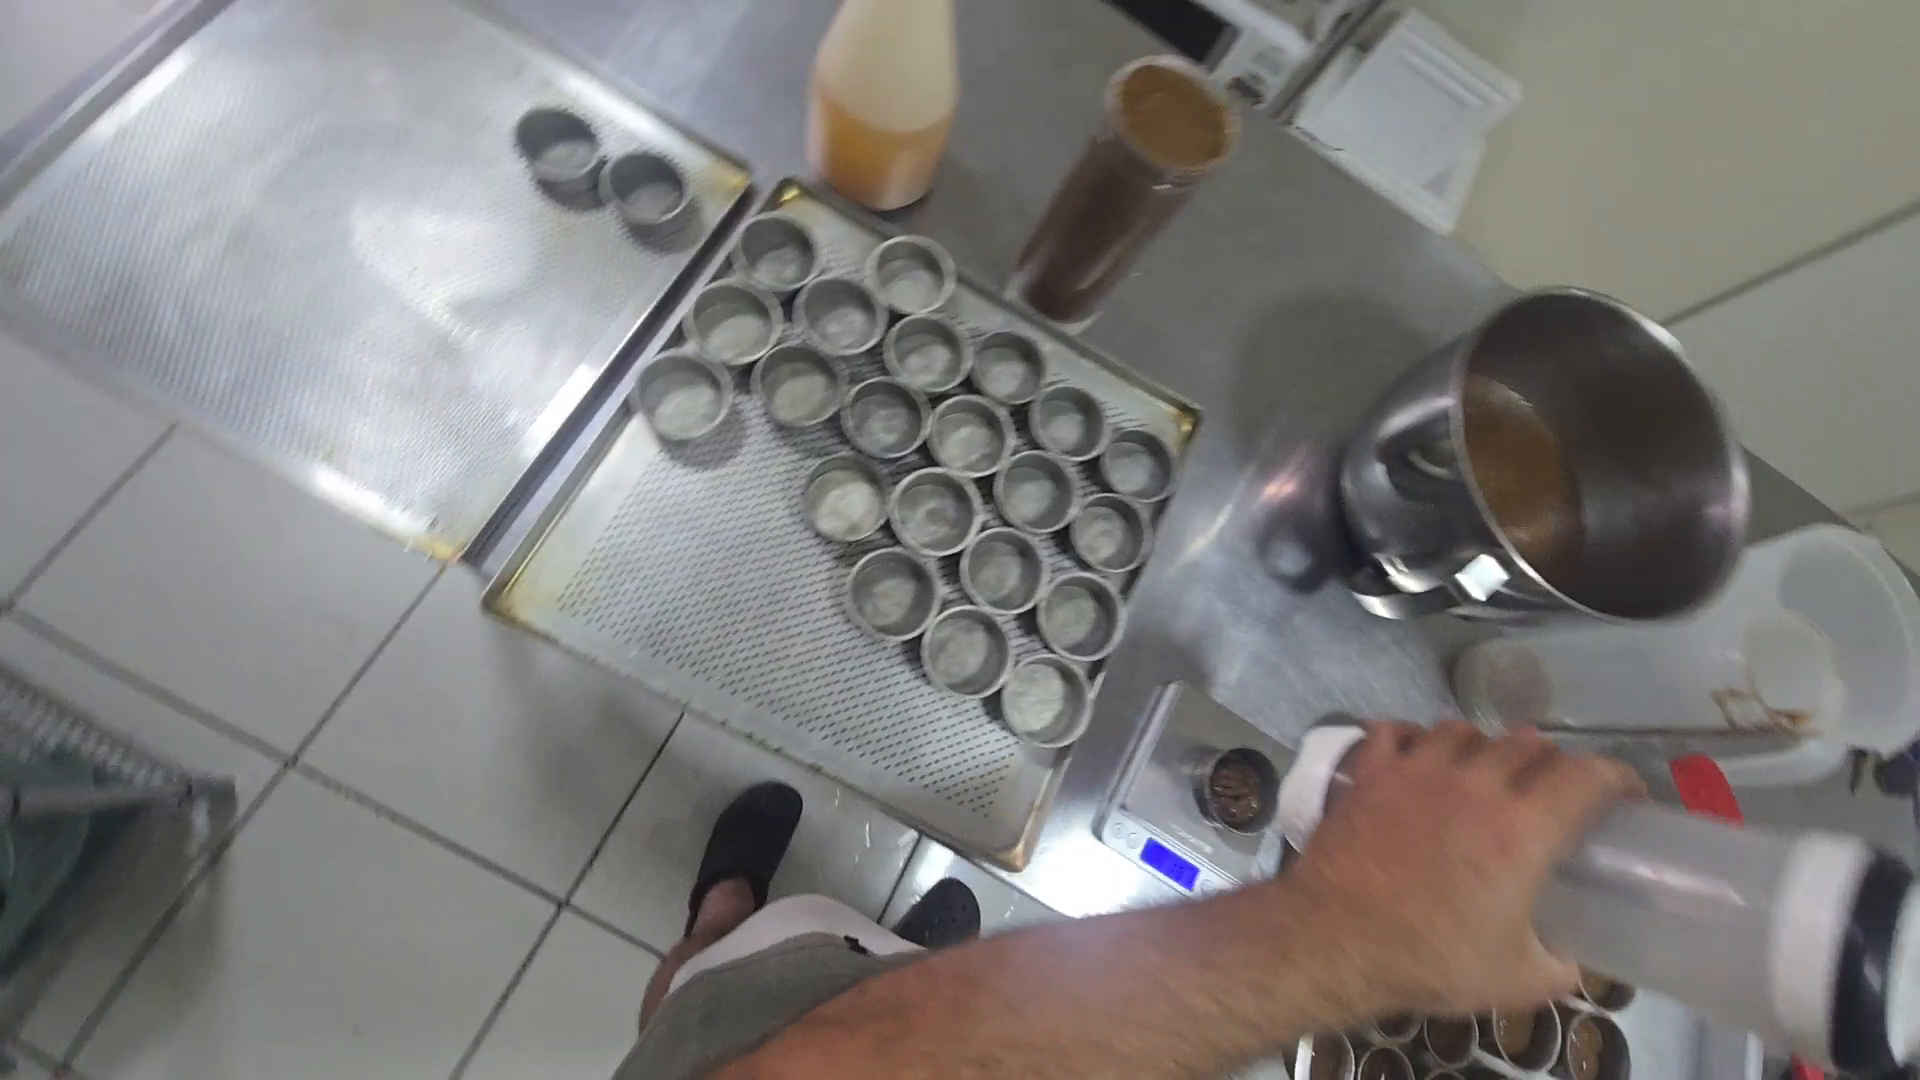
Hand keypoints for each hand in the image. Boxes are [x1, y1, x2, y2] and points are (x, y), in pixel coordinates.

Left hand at [1283, 720, 1641, 1017]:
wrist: (1339, 934)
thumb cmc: (1433, 957)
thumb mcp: (1525, 976)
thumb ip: (1563, 957)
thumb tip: (1569, 948)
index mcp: (1521, 829)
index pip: (1585, 776)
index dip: (1615, 777)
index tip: (1622, 792)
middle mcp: (1470, 784)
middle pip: (1523, 742)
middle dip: (1548, 760)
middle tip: (1550, 788)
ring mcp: (1412, 770)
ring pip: (1458, 729)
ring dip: (1480, 745)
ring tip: (1482, 769)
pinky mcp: (1367, 771)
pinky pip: (1392, 730)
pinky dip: (1410, 735)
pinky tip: (1416, 754)